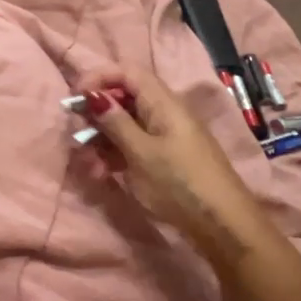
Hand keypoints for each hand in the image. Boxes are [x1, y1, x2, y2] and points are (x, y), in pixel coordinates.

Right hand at [77, 70, 268, 262]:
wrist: (226, 228)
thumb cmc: (181, 183)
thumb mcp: (141, 153)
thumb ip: (114, 122)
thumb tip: (91, 94)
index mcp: (162, 102)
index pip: (126, 72)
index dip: (98, 78)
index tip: (75, 98)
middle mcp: (163, 113)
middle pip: (123, 99)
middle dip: (96, 116)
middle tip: (77, 137)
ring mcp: (165, 137)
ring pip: (124, 126)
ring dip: (101, 142)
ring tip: (90, 168)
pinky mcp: (165, 160)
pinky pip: (133, 146)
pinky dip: (115, 156)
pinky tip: (103, 175)